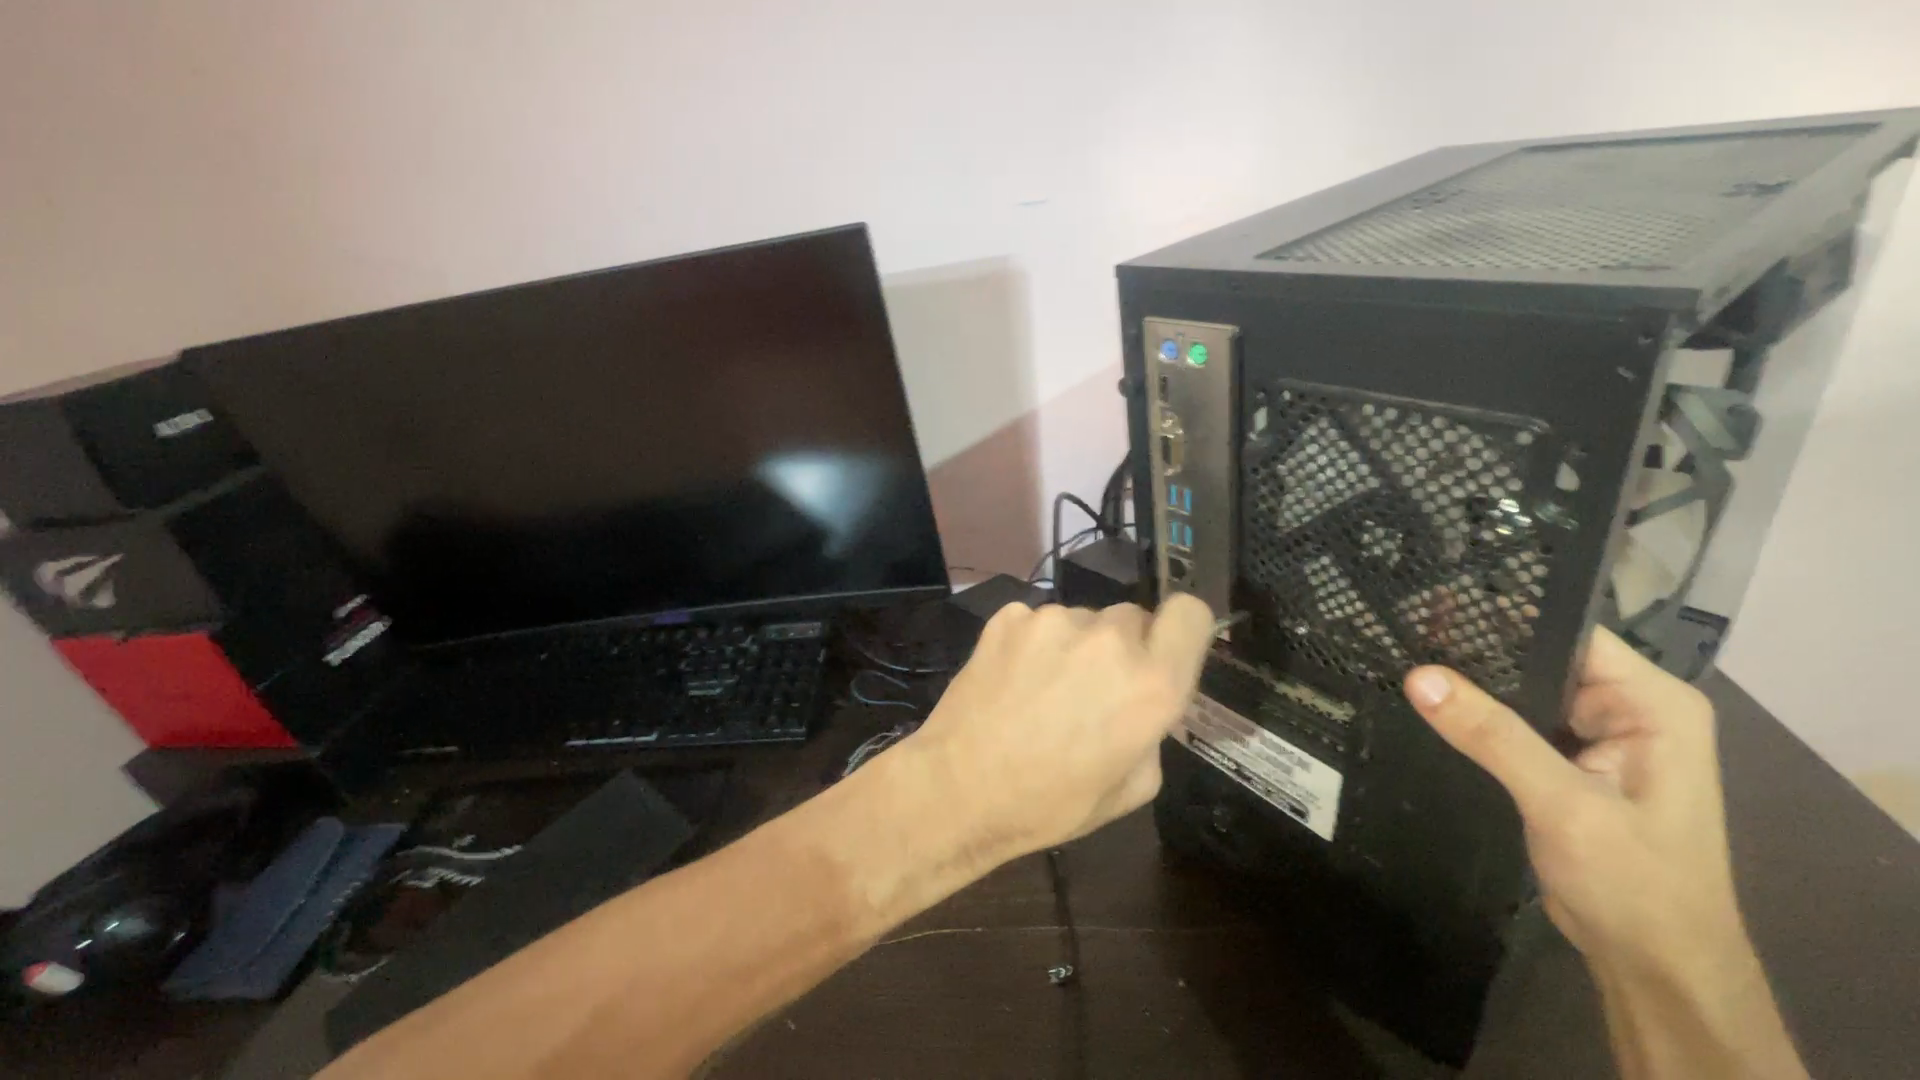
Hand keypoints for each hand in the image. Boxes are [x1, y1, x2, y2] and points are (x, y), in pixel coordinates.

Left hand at [905, 595, 1216, 864]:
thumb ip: (1154, 731)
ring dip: (1073, 647)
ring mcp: (1054, 621)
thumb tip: (1141, 702)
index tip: (1163, 654)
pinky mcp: (1009, 618)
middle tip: (1093, 690)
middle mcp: (1109, 639)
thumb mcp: (1133, 788)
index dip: (1181, 631)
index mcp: (1152, 683)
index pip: (1191, 612)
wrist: (959, 790)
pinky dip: (1033, 644)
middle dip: (1122, 648)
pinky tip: (1013, 682)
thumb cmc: (1051, 803)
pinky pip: (1038, 622)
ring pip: (1082, 621)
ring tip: (1042, 692)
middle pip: (1133, 618)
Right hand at [1402, 627, 1744, 972]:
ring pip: (1523, 691)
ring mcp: (1598, 738)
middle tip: (1403, 626)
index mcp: (1652, 704)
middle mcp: (1629, 710)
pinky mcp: (1568, 765)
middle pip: (1542, 658)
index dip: (1503, 615)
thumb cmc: (1635, 883)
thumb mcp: (1562, 805)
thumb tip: (1419, 676)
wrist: (1656, 966)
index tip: (1431, 602)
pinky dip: (1478, 717)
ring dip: (1473, 684)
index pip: (1570, 634)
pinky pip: (1516, 724)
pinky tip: (1430, 703)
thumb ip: (1493, 736)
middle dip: (1476, 648)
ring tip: (1404, 653)